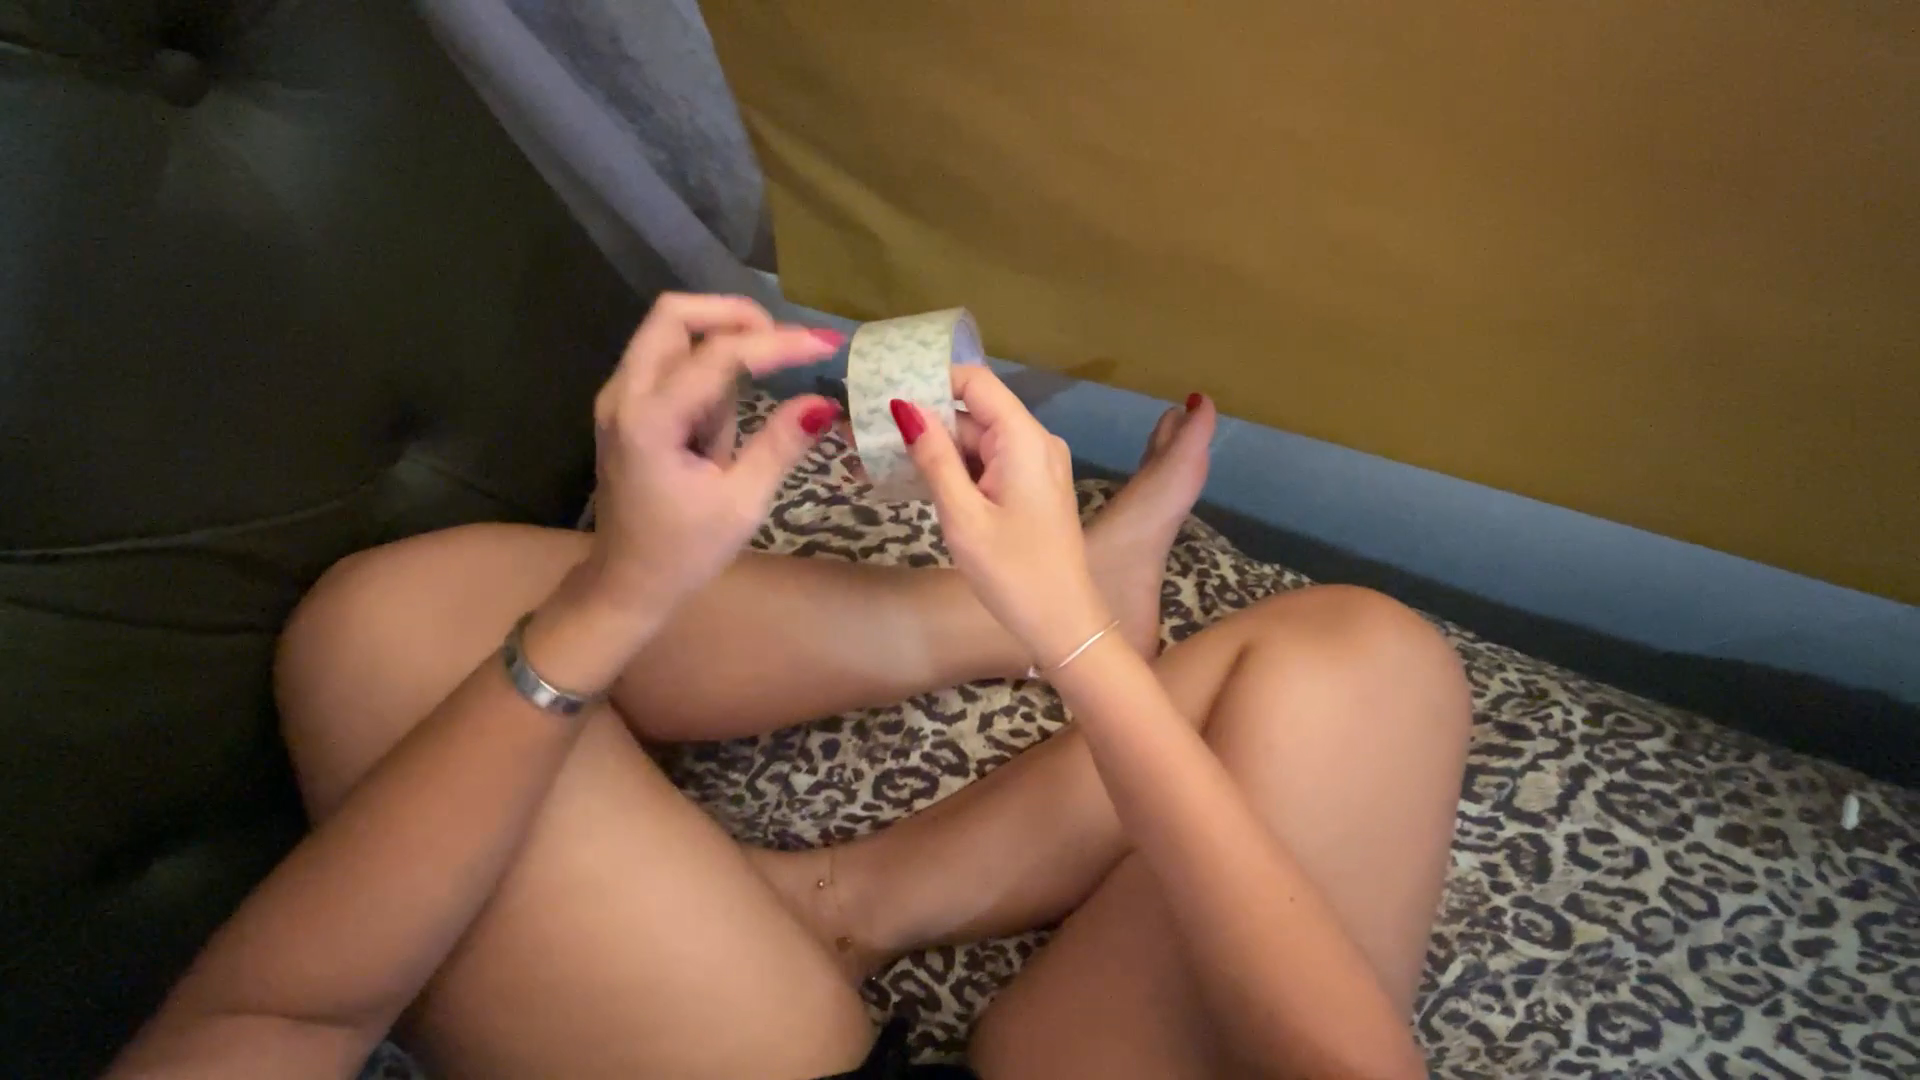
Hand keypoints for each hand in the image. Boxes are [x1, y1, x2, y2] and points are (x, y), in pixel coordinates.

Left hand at [584, 293, 842, 619]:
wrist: (627, 584)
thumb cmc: (685, 553)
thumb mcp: (742, 503)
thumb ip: (780, 445)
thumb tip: (824, 403)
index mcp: (650, 421)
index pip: (719, 355)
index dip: (778, 344)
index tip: (826, 345)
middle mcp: (624, 395)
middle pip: (674, 314)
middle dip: (735, 316)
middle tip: (784, 341)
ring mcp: (620, 398)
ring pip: (669, 331)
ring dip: (721, 339)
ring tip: (766, 381)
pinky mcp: (629, 408)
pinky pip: (668, 361)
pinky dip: (706, 362)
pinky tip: (734, 404)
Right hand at [892, 367, 1110, 665]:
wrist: (1063, 622)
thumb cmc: (1012, 572)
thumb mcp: (963, 516)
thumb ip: (935, 458)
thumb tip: (904, 407)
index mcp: (1024, 439)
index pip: (976, 382)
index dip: (932, 380)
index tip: (886, 394)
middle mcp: (1035, 441)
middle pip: (974, 412)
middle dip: (926, 420)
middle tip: (870, 434)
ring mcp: (1036, 465)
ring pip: (978, 440)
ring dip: (937, 449)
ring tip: (882, 459)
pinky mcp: (1031, 487)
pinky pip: (989, 464)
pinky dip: (957, 470)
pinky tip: (918, 481)